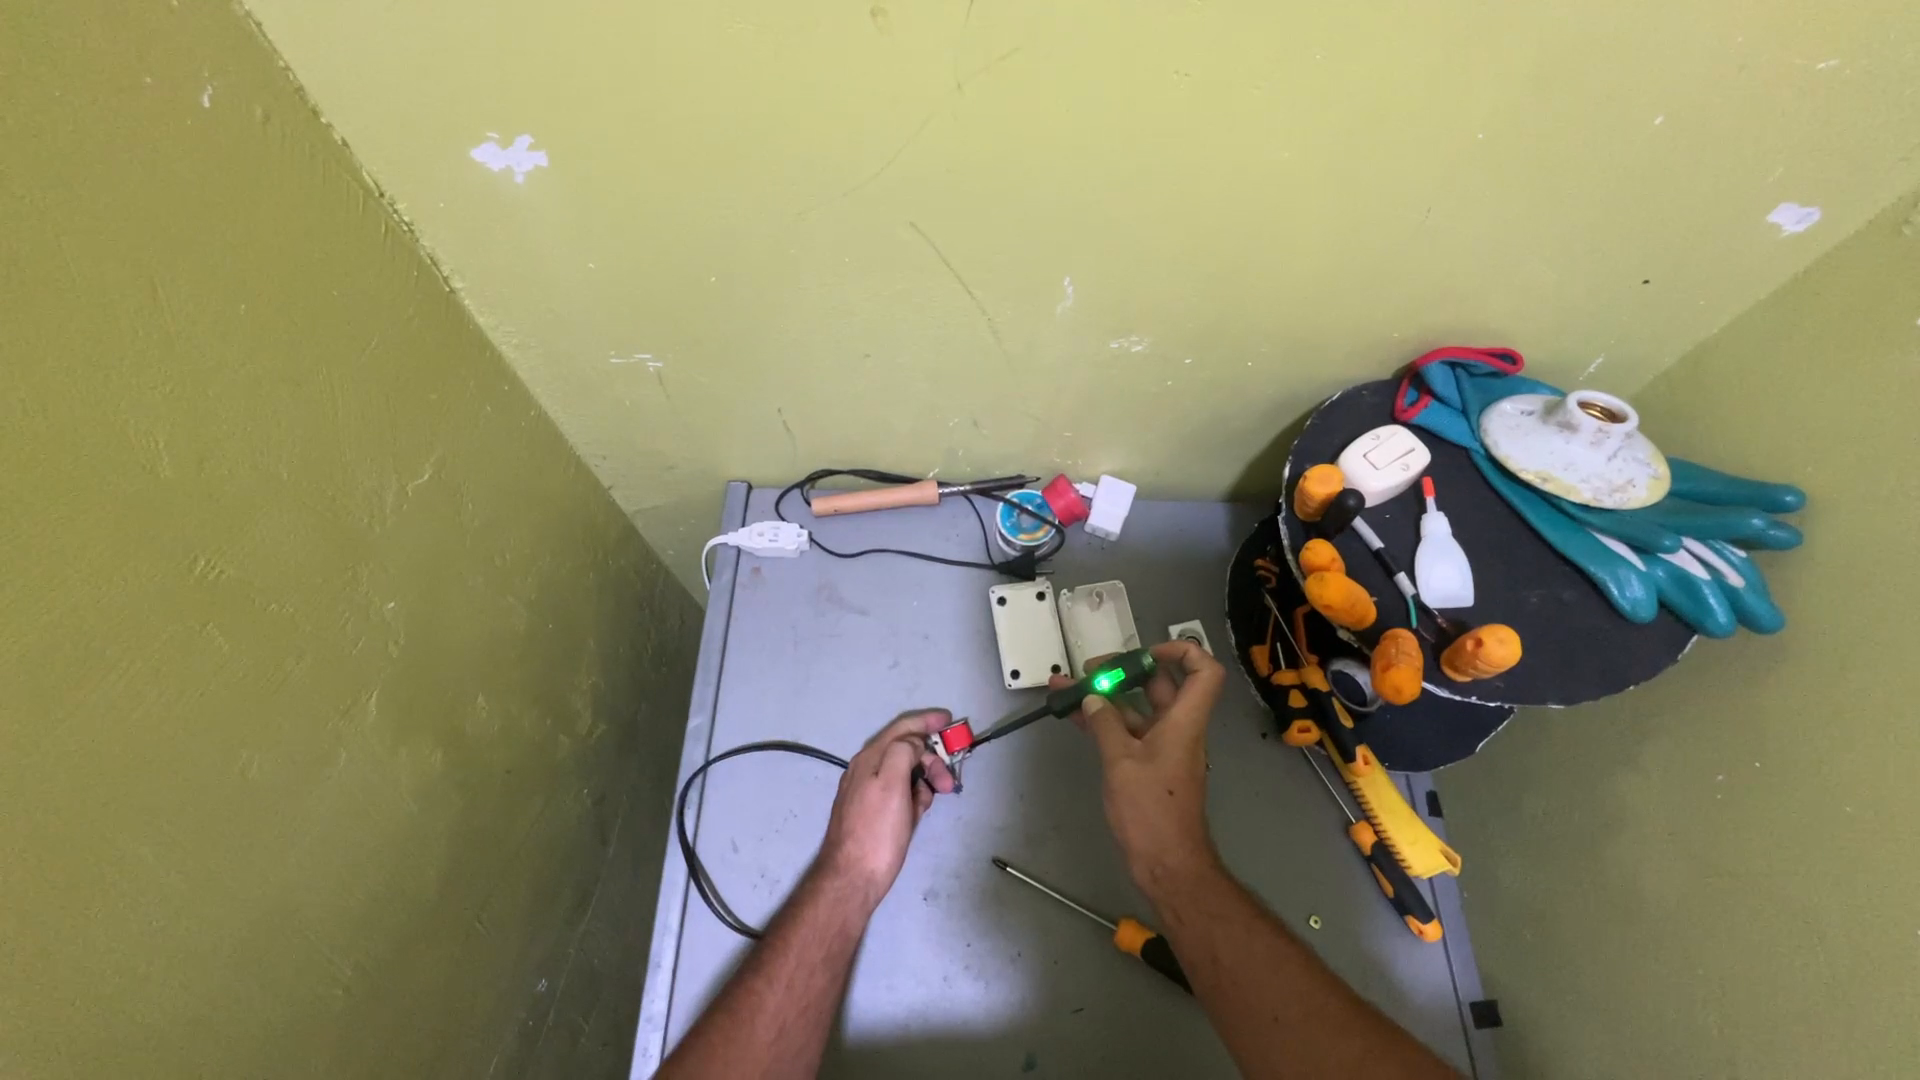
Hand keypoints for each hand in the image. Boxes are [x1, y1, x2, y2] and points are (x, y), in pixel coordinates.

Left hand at [816, 709, 956, 910]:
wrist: (852, 879)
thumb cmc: (877, 831)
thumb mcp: (892, 784)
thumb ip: (902, 752)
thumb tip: (913, 744)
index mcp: (870, 759)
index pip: (901, 728)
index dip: (926, 721)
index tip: (949, 720)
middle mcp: (865, 770)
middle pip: (905, 750)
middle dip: (931, 758)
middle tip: (950, 781)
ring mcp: (867, 791)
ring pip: (904, 772)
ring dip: (924, 779)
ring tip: (934, 799)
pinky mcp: (872, 812)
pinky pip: (899, 792)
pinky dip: (913, 795)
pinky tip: (919, 811)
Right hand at [1049, 641, 1225, 891]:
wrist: (1167, 864)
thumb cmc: (1151, 810)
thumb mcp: (1121, 762)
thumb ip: (1105, 724)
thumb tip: (1093, 697)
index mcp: (1184, 721)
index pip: (1204, 672)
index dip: (1181, 652)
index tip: (1143, 653)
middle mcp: (1177, 728)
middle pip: (1160, 685)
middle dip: (1124, 670)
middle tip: (1091, 668)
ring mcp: (1161, 747)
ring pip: (1135, 708)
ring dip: (1105, 696)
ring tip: (1067, 686)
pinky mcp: (1146, 765)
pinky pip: (1125, 731)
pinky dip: (1102, 721)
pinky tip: (1073, 714)